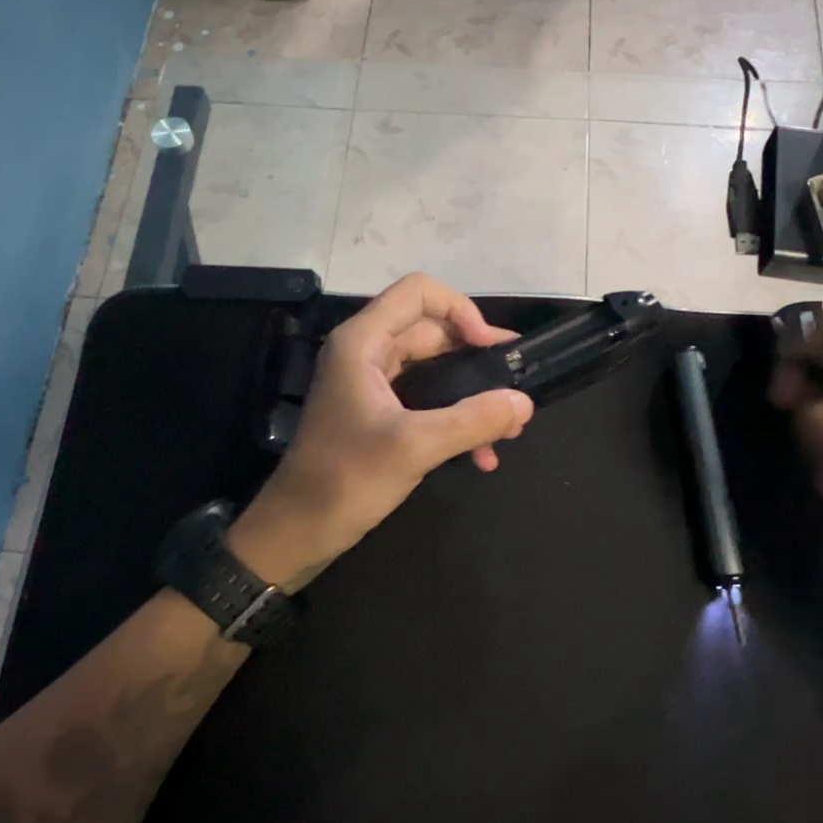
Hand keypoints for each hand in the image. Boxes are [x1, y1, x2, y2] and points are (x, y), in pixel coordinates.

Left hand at [228, 274, 534, 591]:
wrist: (298, 530)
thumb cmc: (346, 480)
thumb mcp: (415, 447)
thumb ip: (472, 420)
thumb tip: (524, 402)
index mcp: (362, 342)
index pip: (418, 292)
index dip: (461, 310)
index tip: (489, 350)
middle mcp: (365, 353)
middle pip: (431, 332)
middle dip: (476, 360)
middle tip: (516, 392)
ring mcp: (369, 385)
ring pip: (433, 371)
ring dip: (471, 396)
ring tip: (509, 431)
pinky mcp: (376, 416)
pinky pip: (425, 403)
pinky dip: (454, 421)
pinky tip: (482, 456)